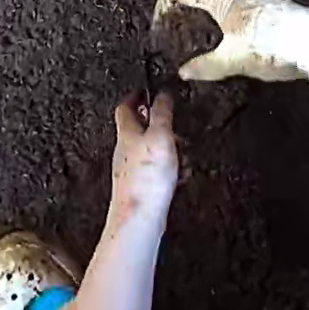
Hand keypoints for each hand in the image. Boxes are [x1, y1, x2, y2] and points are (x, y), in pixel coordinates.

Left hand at [110, 91, 178, 227]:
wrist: (139, 218)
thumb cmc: (147, 178)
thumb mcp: (160, 136)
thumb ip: (162, 113)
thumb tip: (163, 93)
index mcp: (127, 133)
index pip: (125, 107)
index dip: (135, 96)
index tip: (146, 90)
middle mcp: (125, 150)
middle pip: (140, 128)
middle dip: (160, 124)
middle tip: (174, 125)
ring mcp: (131, 169)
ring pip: (151, 149)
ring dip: (169, 148)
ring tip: (183, 154)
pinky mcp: (140, 186)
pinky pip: (156, 170)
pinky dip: (170, 168)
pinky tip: (181, 175)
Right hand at [150, 0, 308, 81]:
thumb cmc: (270, 46)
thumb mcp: (232, 60)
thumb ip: (205, 65)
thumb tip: (184, 71)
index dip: (165, 2)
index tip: (158, 19)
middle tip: (176, 12)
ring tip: (198, 19)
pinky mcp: (265, 5)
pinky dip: (221, 6)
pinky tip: (226, 26)